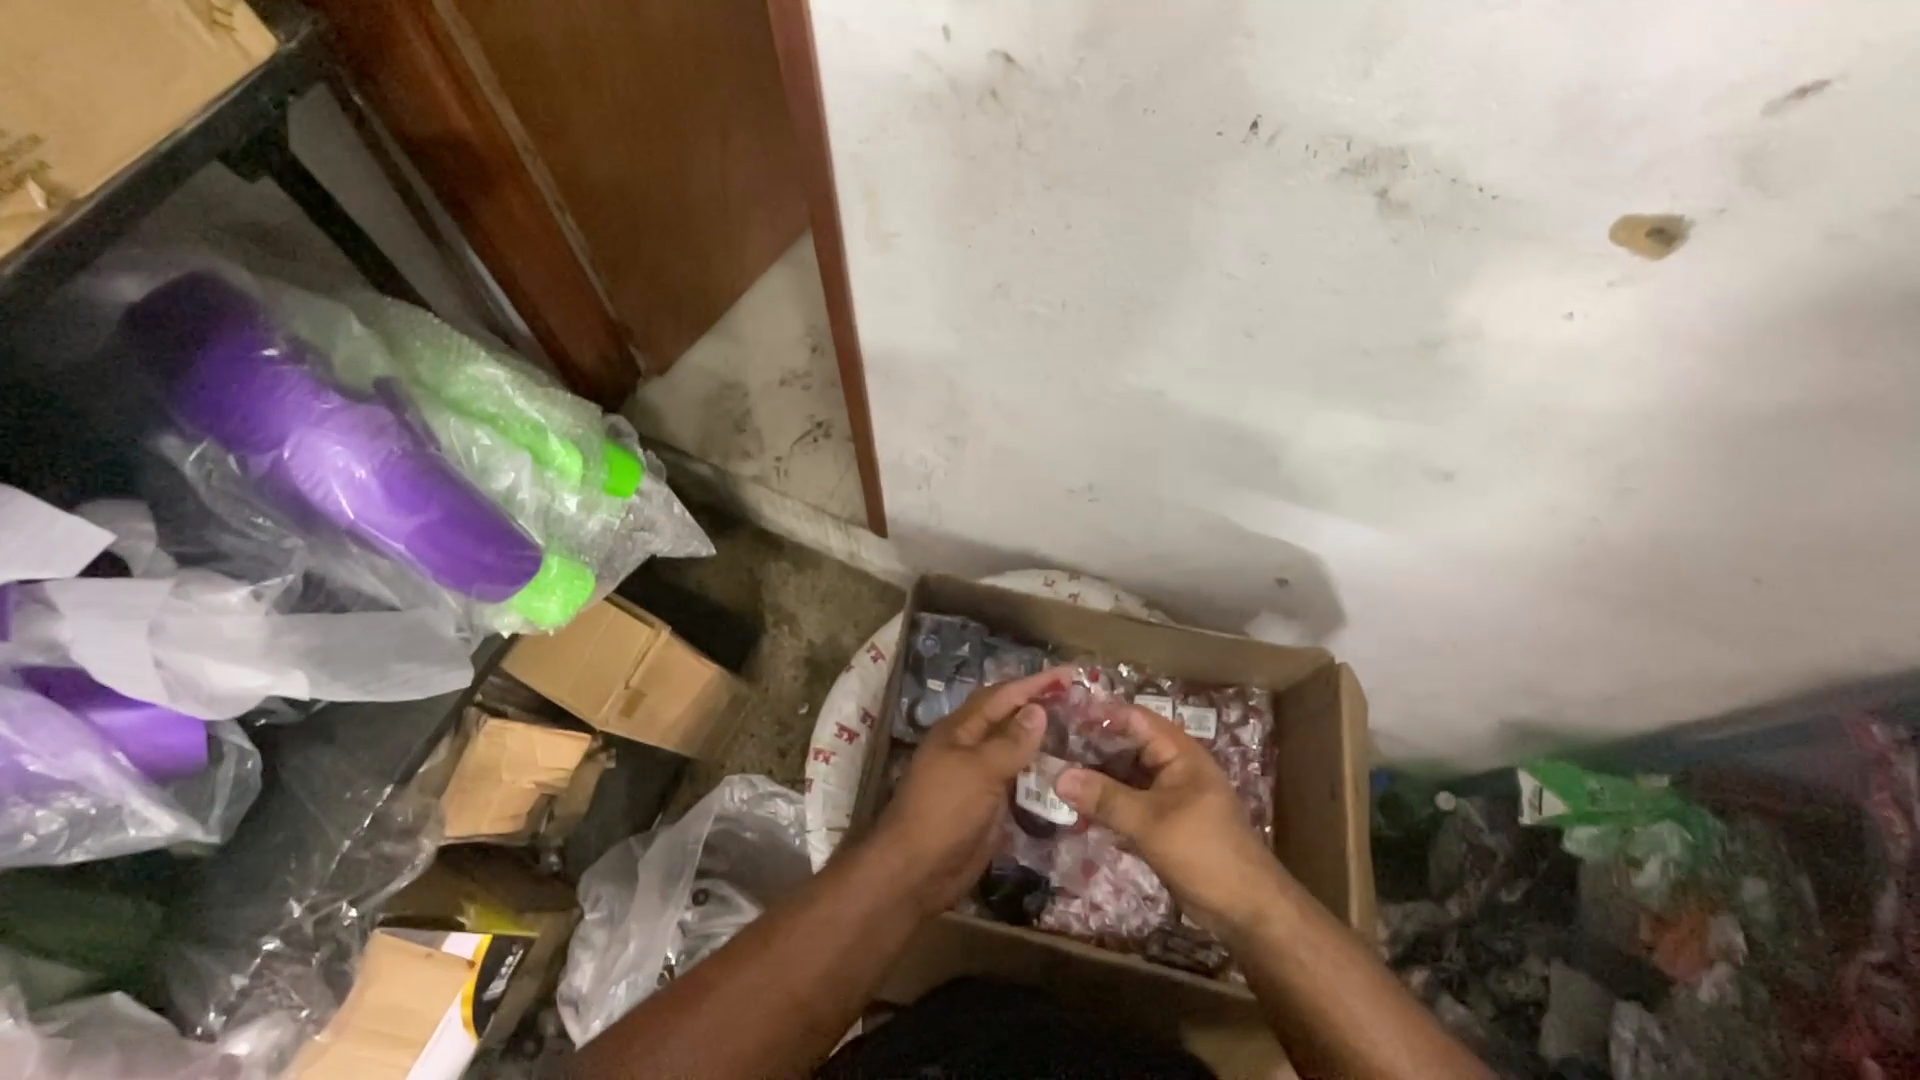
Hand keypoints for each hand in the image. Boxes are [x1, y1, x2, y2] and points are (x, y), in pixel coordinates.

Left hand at [867, 668, 1062, 914]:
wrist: (917, 871)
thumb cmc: (943, 811)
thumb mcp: (978, 770)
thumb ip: (1010, 741)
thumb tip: (1038, 709)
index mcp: (960, 730)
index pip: (1002, 696)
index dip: (1034, 683)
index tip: (1070, 674)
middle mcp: (970, 747)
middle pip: (1009, 719)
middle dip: (1040, 705)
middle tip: (1081, 700)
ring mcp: (980, 778)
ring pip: (1016, 750)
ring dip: (1044, 740)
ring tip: (1082, 732)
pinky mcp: (990, 806)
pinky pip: (1020, 781)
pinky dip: (1042, 774)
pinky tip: (1068, 774)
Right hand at [1055, 705, 1290, 936]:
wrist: (1244, 908)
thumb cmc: (1203, 851)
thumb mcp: (1150, 821)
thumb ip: (1104, 798)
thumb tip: (1058, 776)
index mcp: (1180, 753)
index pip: (1134, 719)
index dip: (1099, 715)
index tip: (1059, 716)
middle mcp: (1173, 768)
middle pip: (1126, 747)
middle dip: (1089, 747)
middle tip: (1046, 747)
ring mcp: (1167, 797)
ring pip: (1124, 777)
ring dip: (1094, 778)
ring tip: (1050, 773)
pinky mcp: (1161, 823)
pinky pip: (1127, 804)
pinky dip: (1104, 804)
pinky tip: (1072, 807)